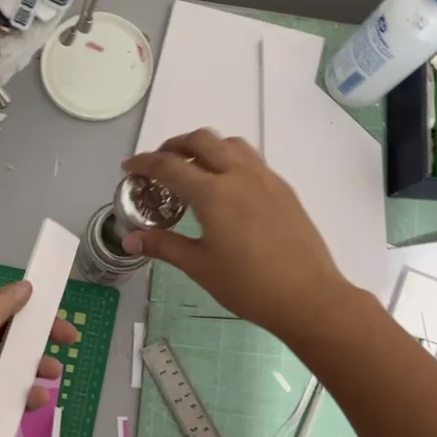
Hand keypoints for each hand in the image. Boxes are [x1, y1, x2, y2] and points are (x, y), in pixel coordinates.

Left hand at [0, 281, 78, 436]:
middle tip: (69, 344)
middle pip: (14, 340)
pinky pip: (11, 400)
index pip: (6, 312)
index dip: (33, 312)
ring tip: (52, 375)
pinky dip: (26, 398)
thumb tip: (24, 286)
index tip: (59, 316)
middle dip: (41, 341)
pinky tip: (35, 401)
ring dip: (38, 369)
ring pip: (16, 371)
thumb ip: (0, 305)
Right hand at [122, 128, 350, 331]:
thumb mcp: (199, 266)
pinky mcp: (283, 189)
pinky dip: (228, 159)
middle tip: (158, 164)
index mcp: (214, 194)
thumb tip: (130, 240)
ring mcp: (266, 179)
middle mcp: (239, 176)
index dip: (144, 164)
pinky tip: (225, 187)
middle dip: (174, 146)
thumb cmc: (248, 285)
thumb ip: (164, 246)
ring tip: (192, 168)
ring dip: (205, 147)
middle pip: (201, 140)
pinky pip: (251, 159)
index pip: (170, 166)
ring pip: (230, 143)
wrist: (308, 296)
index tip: (128, 168)